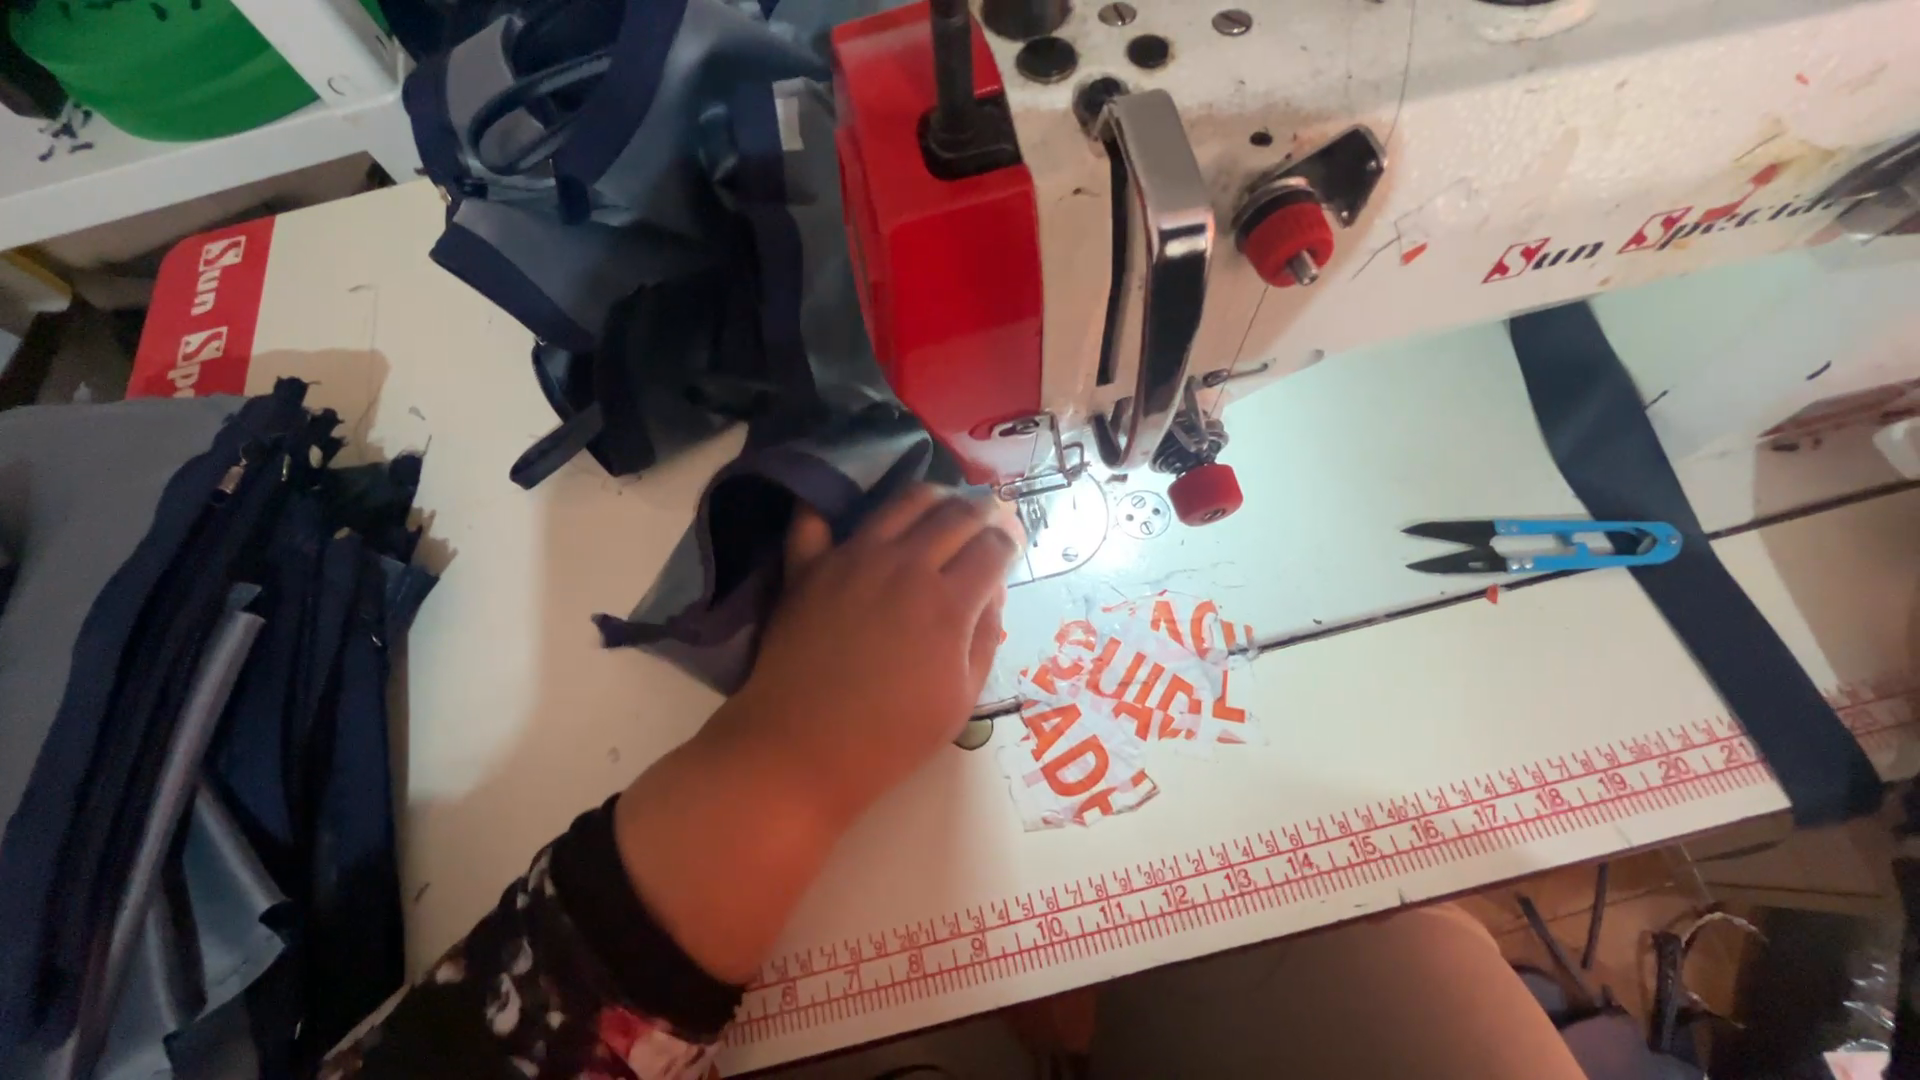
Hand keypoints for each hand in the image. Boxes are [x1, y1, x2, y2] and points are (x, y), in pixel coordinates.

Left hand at [709, 485, 1022, 822]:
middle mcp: (904, 566)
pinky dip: (831, 504)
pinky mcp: (808, 567)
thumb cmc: (891, 737)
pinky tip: (847, 504)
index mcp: (947, 603)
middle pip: (955, 514)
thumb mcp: (961, 698)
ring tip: (942, 502)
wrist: (800, 750)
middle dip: (983, 507)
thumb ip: (984, 637)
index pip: (992, 547)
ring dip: (933, 495)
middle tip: (990, 512)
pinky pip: (816, 519)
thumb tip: (992, 590)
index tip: (1014, 540)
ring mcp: (851, 560)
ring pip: (902, 502)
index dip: (1011, 538)